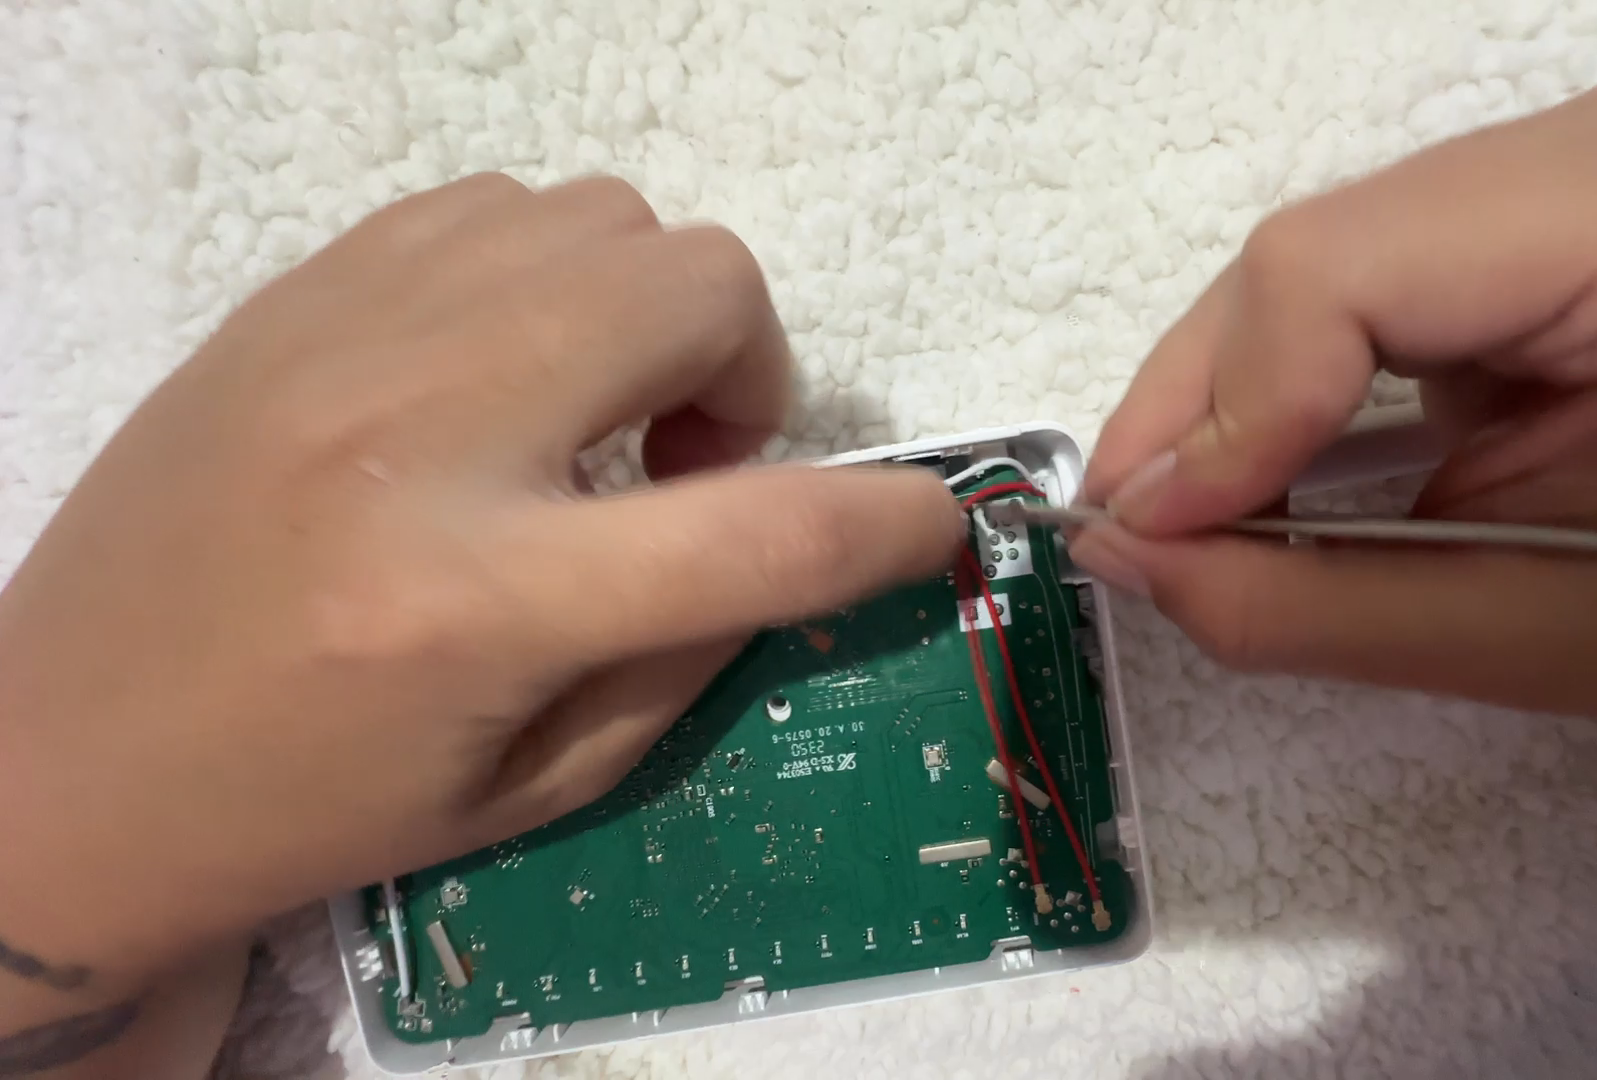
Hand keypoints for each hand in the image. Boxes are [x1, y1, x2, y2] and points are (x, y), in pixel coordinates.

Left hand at [0, 175, 963, 1013]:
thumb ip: (707, 636)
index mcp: (486, 600)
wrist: (49, 756)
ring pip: (615, 219)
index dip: (891, 519)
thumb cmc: (335, 799)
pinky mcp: (302, 286)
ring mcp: (347, 332)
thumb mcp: (565, 771)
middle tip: (697, 465)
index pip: (766, 531)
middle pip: (699, 286)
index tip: (936, 519)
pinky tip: (527, 373)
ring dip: (663, 322)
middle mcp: (423, 432)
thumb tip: (798, 534)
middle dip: (753, 375)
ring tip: (607, 418)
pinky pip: (513, 206)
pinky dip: (570, 281)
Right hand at [1075, 30, 1596, 734]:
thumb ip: (1294, 606)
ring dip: (1235, 391)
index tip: (1145, 527)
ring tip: (1189, 496)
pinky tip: (1276, 447)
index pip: (1340, 268)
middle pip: (1314, 255)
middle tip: (1132, 517)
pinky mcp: (1569, 188)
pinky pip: (1372, 273)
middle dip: (1197, 406)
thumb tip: (1116, 553)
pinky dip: (1299, 371)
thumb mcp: (1527, 632)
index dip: (1216, 411)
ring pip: (1327, 262)